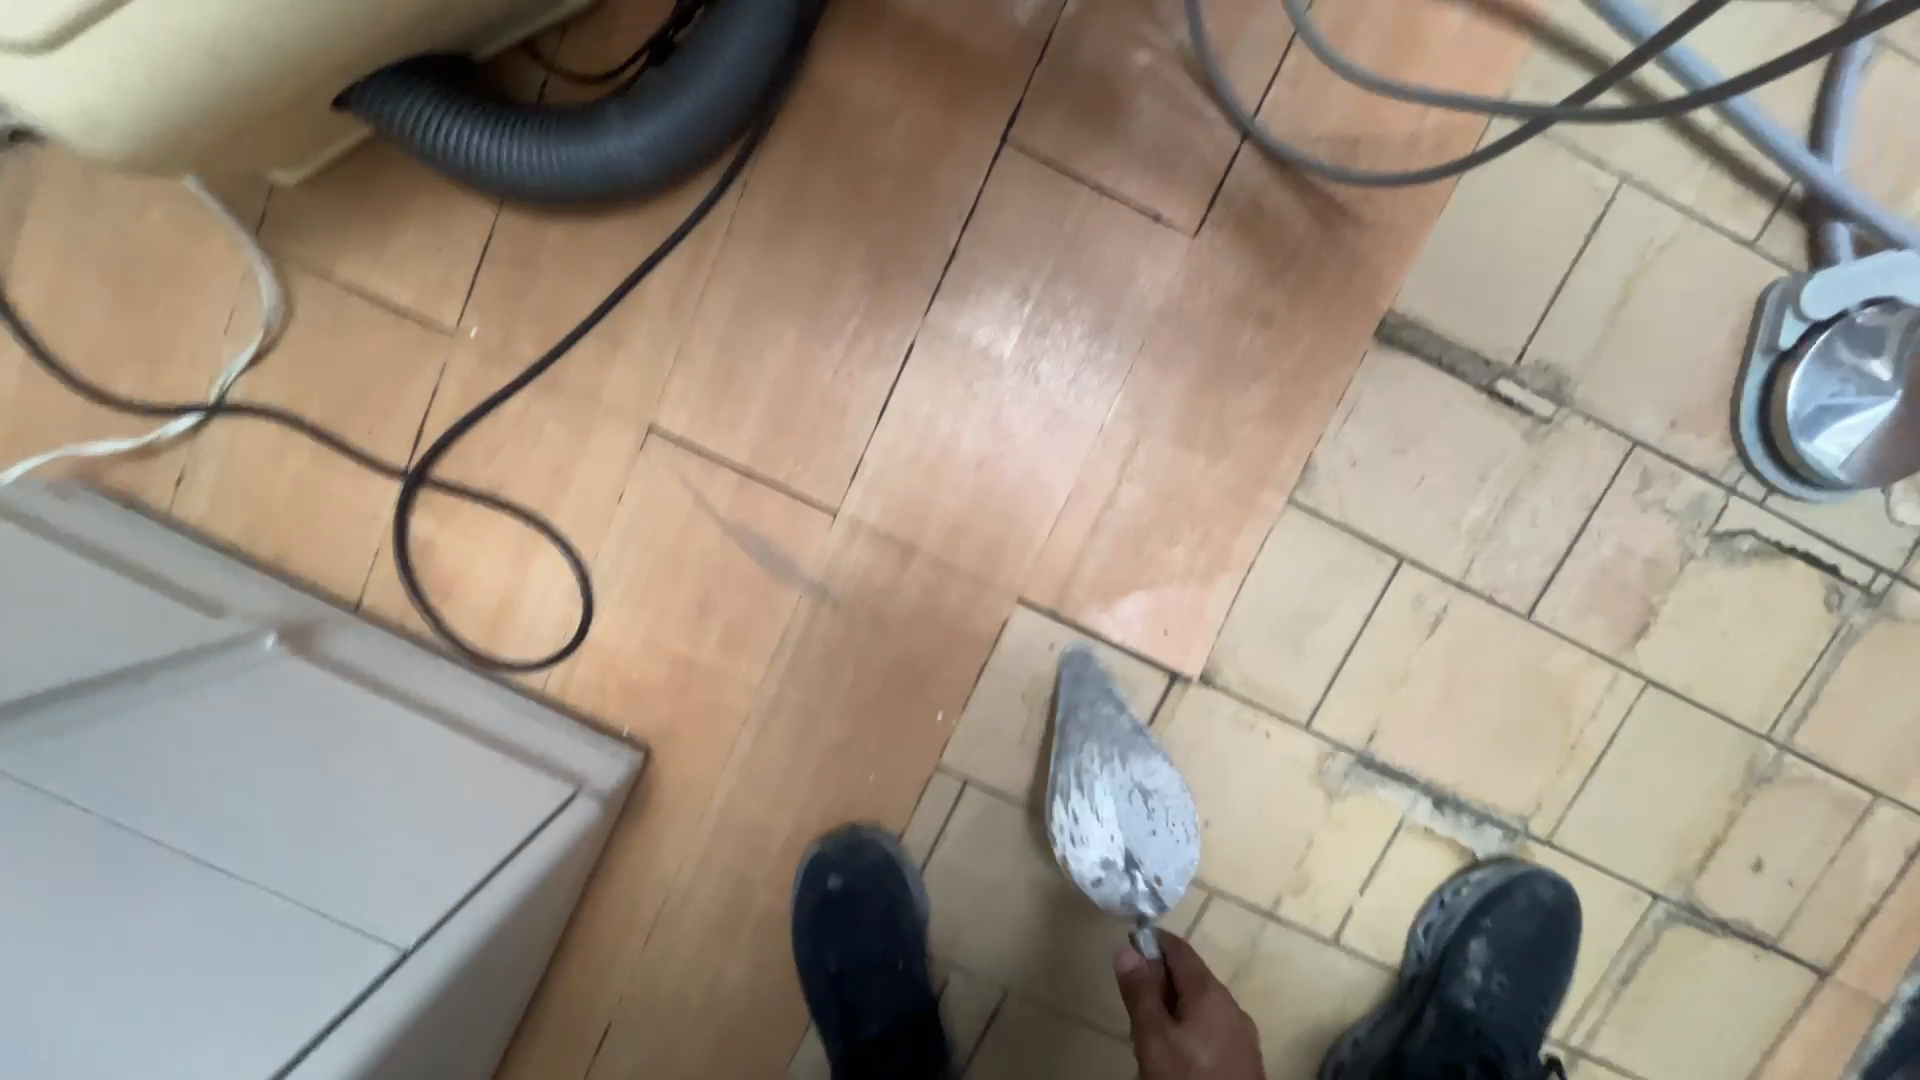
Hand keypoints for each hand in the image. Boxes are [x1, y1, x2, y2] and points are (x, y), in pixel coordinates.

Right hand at [1115, 933, 1264, 1079]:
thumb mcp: (1152, 1039)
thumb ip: (1139, 992)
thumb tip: (1126, 948)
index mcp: (1210, 992)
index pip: (1178, 948)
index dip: (1151, 943)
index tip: (1128, 952)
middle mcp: (1232, 1005)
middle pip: (1190, 977)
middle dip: (1158, 983)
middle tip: (1133, 1008)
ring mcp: (1242, 1034)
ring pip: (1200, 1005)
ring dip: (1172, 1009)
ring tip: (1148, 1036)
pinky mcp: (1246, 1060)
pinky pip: (1212, 1028)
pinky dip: (1189, 1029)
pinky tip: (1175, 1058)